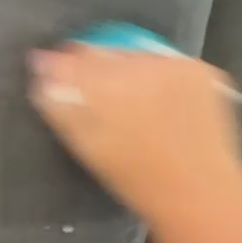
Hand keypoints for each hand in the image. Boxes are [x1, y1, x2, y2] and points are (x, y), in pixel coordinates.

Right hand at [27, 43, 241, 227]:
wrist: (198, 191)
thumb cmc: (132, 176)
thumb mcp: (84, 144)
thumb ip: (58, 104)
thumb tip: (42, 69)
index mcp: (103, 82)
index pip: (68, 56)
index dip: (54, 64)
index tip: (50, 75)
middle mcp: (138, 63)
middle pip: (101, 50)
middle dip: (89, 67)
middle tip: (90, 95)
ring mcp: (173, 64)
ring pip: (131, 54)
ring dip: (121, 70)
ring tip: (125, 102)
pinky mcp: (200, 69)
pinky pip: (163, 62)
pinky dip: (153, 74)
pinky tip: (155, 101)